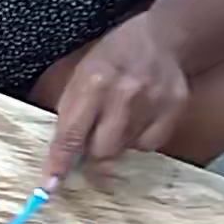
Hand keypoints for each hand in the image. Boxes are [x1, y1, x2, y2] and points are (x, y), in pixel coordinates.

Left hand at [46, 14, 189, 180]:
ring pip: (124, 151)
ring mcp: (152, 101)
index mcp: (93, 82)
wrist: (161, 37)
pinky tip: (137, 120)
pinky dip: (138, 140)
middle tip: (93, 138)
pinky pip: (148, 146)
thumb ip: (70, 115)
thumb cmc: (112, 59)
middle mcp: (124, 93)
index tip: (50, 185)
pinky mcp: (173, 108)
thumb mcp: (80, 76)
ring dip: (115, 144)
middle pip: (102, 152)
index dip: (60, 163)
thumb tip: (60, 157)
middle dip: (92, 153)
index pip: (71, 135)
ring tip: (117, 119)